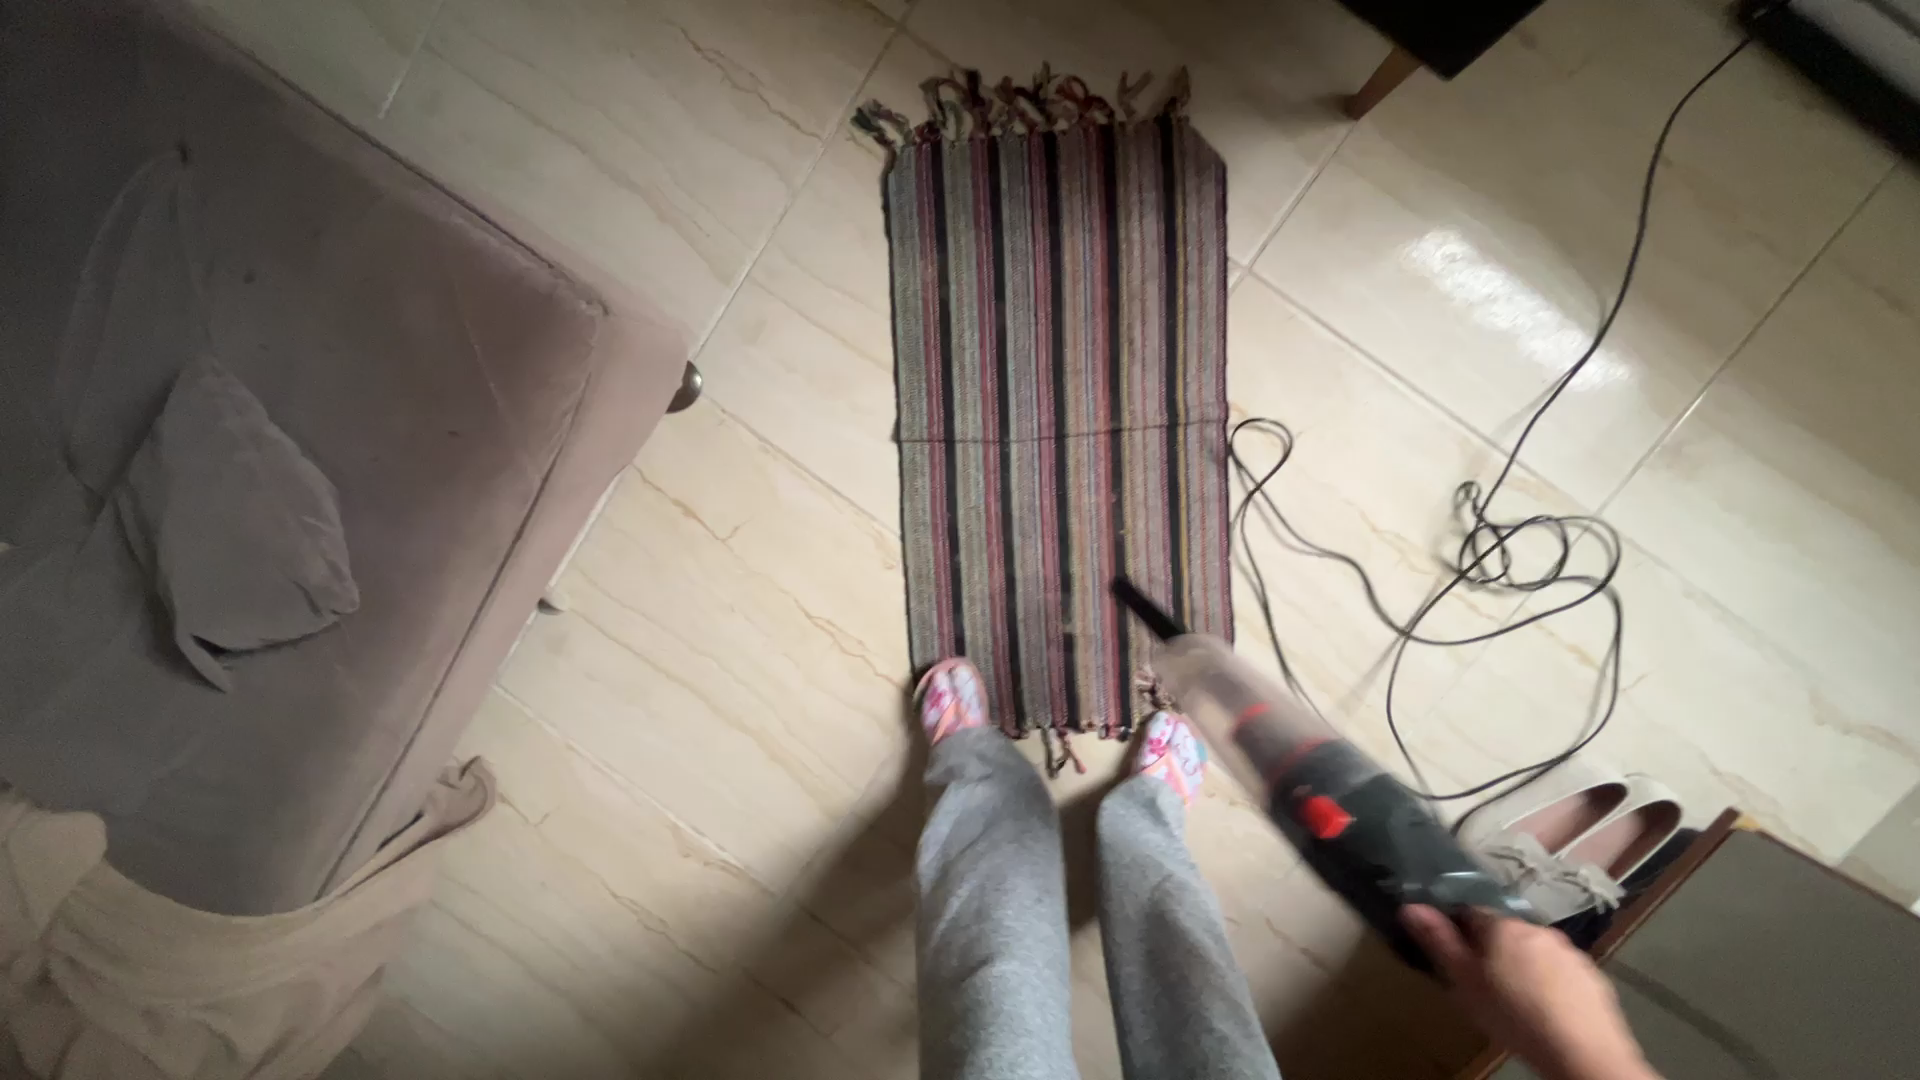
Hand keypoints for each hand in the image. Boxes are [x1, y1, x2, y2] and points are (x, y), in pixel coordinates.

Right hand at [1400, 905, 1658, 1079]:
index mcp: (1501, 925)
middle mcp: (1536, 928)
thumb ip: (1438, 941)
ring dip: (1523, 964)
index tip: (1458, 959)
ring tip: (1518, 998)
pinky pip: (1561, 970)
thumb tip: (1410, 906)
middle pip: (1503, 931)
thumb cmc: (1513, 1015)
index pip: (1469, 912)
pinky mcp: (1595, 977)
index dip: (1459, 933)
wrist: (1585, 1057)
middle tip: (1486, 982)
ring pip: (1534, 950)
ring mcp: (1570, 952)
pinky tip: (1548, 1008)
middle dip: (1493, 949)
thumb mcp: (1464, 981)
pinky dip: (1551, 981)